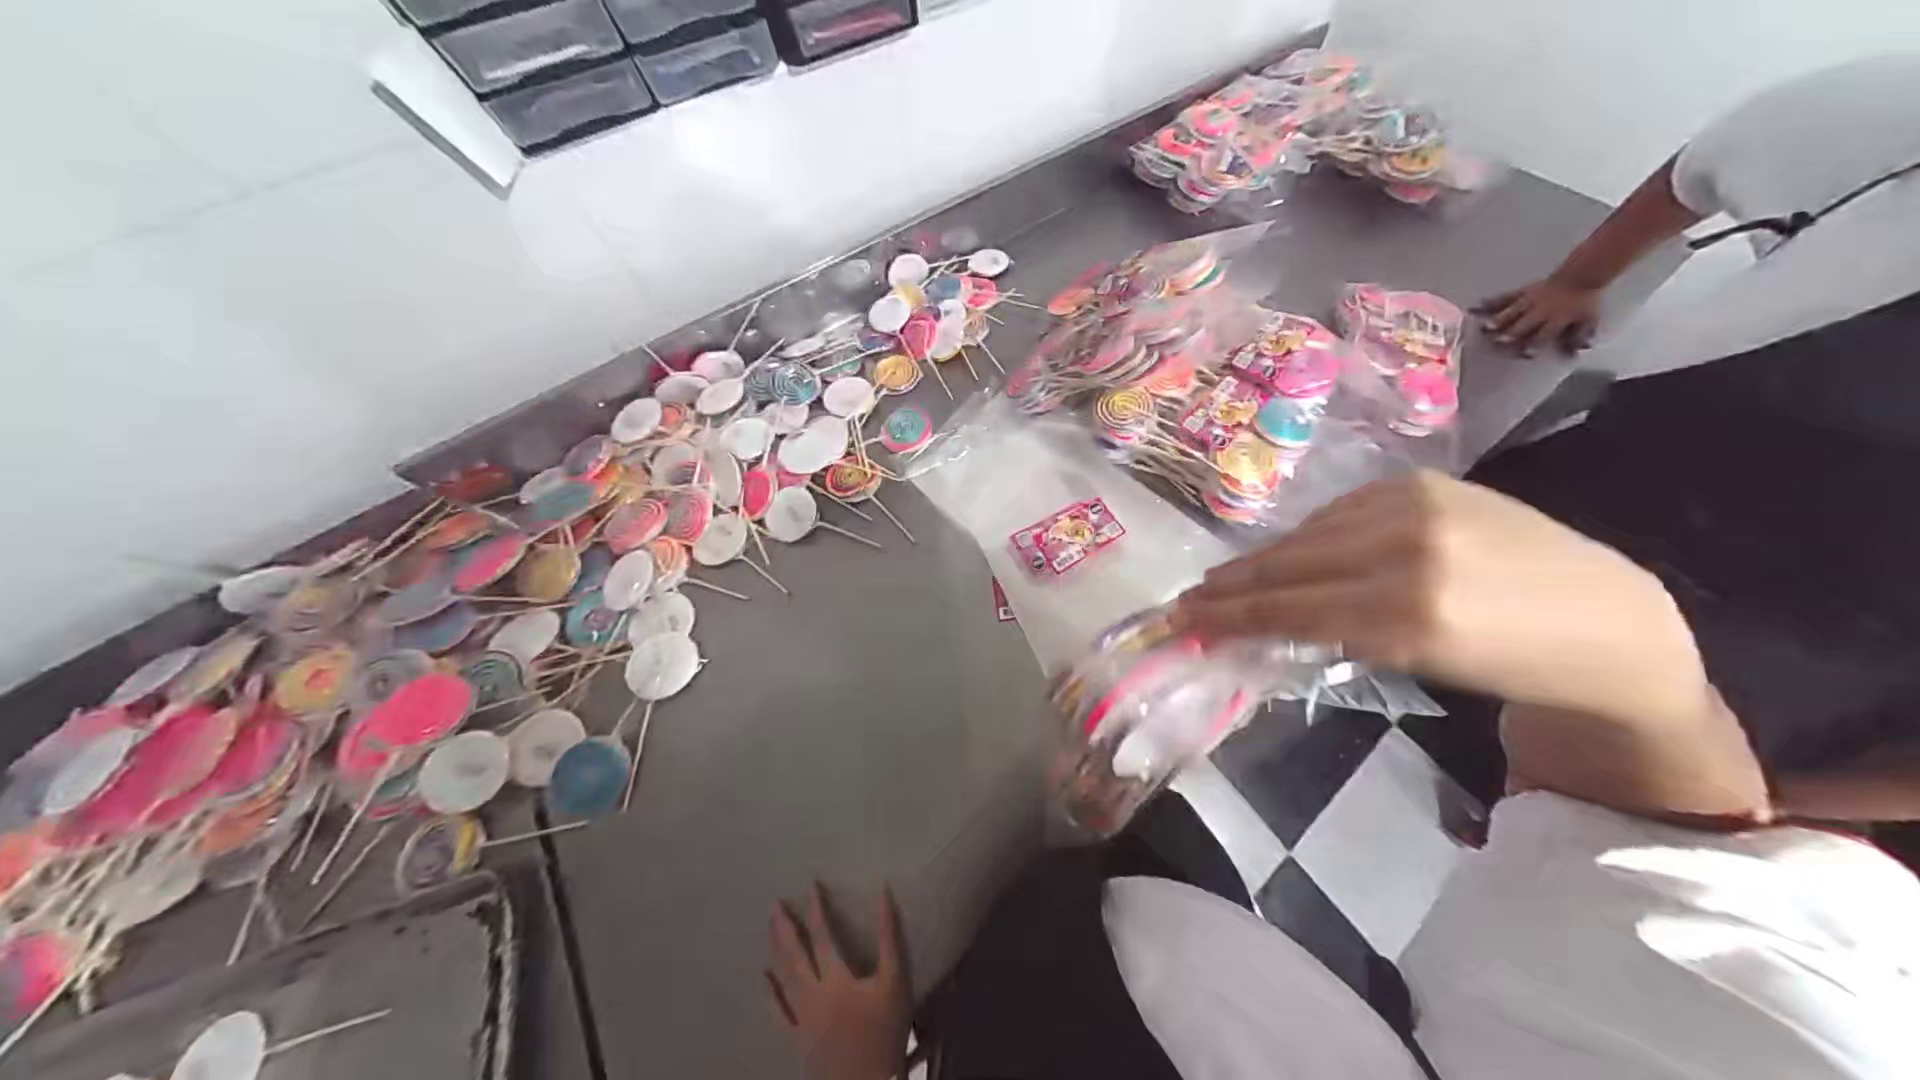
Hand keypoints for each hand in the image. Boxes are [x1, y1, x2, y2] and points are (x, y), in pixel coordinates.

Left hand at [766, 883, 910, 1079]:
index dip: (817, 908)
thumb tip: (883, 895)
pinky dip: (771, 992)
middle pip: (794, 954)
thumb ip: (889, 936)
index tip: (811, 885)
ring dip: (776, 949)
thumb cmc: (886, 1031)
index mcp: (836, 978)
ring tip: (769, 927)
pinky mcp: (798, 1038)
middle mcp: (813, 994)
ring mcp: (801, 1017)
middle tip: (774, 903)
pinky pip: (779, 1012)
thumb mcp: (896, 981)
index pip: (822, 935)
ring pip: (784, 977)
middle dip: (784, 926)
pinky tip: (764, 977)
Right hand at [1173, 472, 1710, 730]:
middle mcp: (1410, 549)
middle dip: (1231, 586)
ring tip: (1225, 579)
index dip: (1232, 616)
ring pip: (1307, 534)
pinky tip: (1288, 553)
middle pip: (1290, 566)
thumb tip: (1257, 620)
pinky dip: (1304, 536)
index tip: (1185, 620)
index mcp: (1412, 614)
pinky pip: (1337, 511)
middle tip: (1186, 599)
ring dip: (1261, 560)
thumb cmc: (1511, 664)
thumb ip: (1332, 636)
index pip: (1293, 610)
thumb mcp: (1414, 668)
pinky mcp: (1423, 481)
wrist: (1608, 619)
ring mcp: (1417, 505)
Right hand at [1475, 277, 1601, 355]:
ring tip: (1485, 328)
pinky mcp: (1521, 292)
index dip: (1534, 345)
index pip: (1542, 335)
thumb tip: (1575, 352)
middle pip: (1523, 325)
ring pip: (1511, 312)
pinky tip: (1474, 307)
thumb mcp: (1589, 319)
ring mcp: (1528, 301)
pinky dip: (1489, 302)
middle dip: (1511, 334)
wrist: (1583, 273)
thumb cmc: (1583, 300)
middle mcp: (1539, 312)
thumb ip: (1579, 336)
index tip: (1525, 354)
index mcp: (1555, 320)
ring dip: (1499, 320)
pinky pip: (1503, 298)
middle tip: (1497, 342)